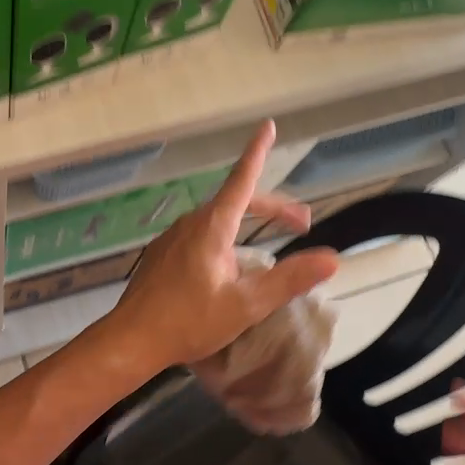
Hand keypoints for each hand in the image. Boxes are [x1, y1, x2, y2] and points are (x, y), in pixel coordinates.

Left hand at [101, 120, 339, 371]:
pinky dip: (225, 239)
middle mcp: (191, 223)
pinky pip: (201, 235)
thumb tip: (332, 258)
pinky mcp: (163, 253)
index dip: (258, 152)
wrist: (132, 337)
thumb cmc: (189, 321)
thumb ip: (289, 280)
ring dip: (248, 224)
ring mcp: (173, 236)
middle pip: (236, 201)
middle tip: (303, 224)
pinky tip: (229, 267)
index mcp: (212, 226)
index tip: (268, 126)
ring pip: (219, 219)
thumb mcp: (247, 304)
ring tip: (269, 249)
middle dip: (272, 207)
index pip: (242, 179)